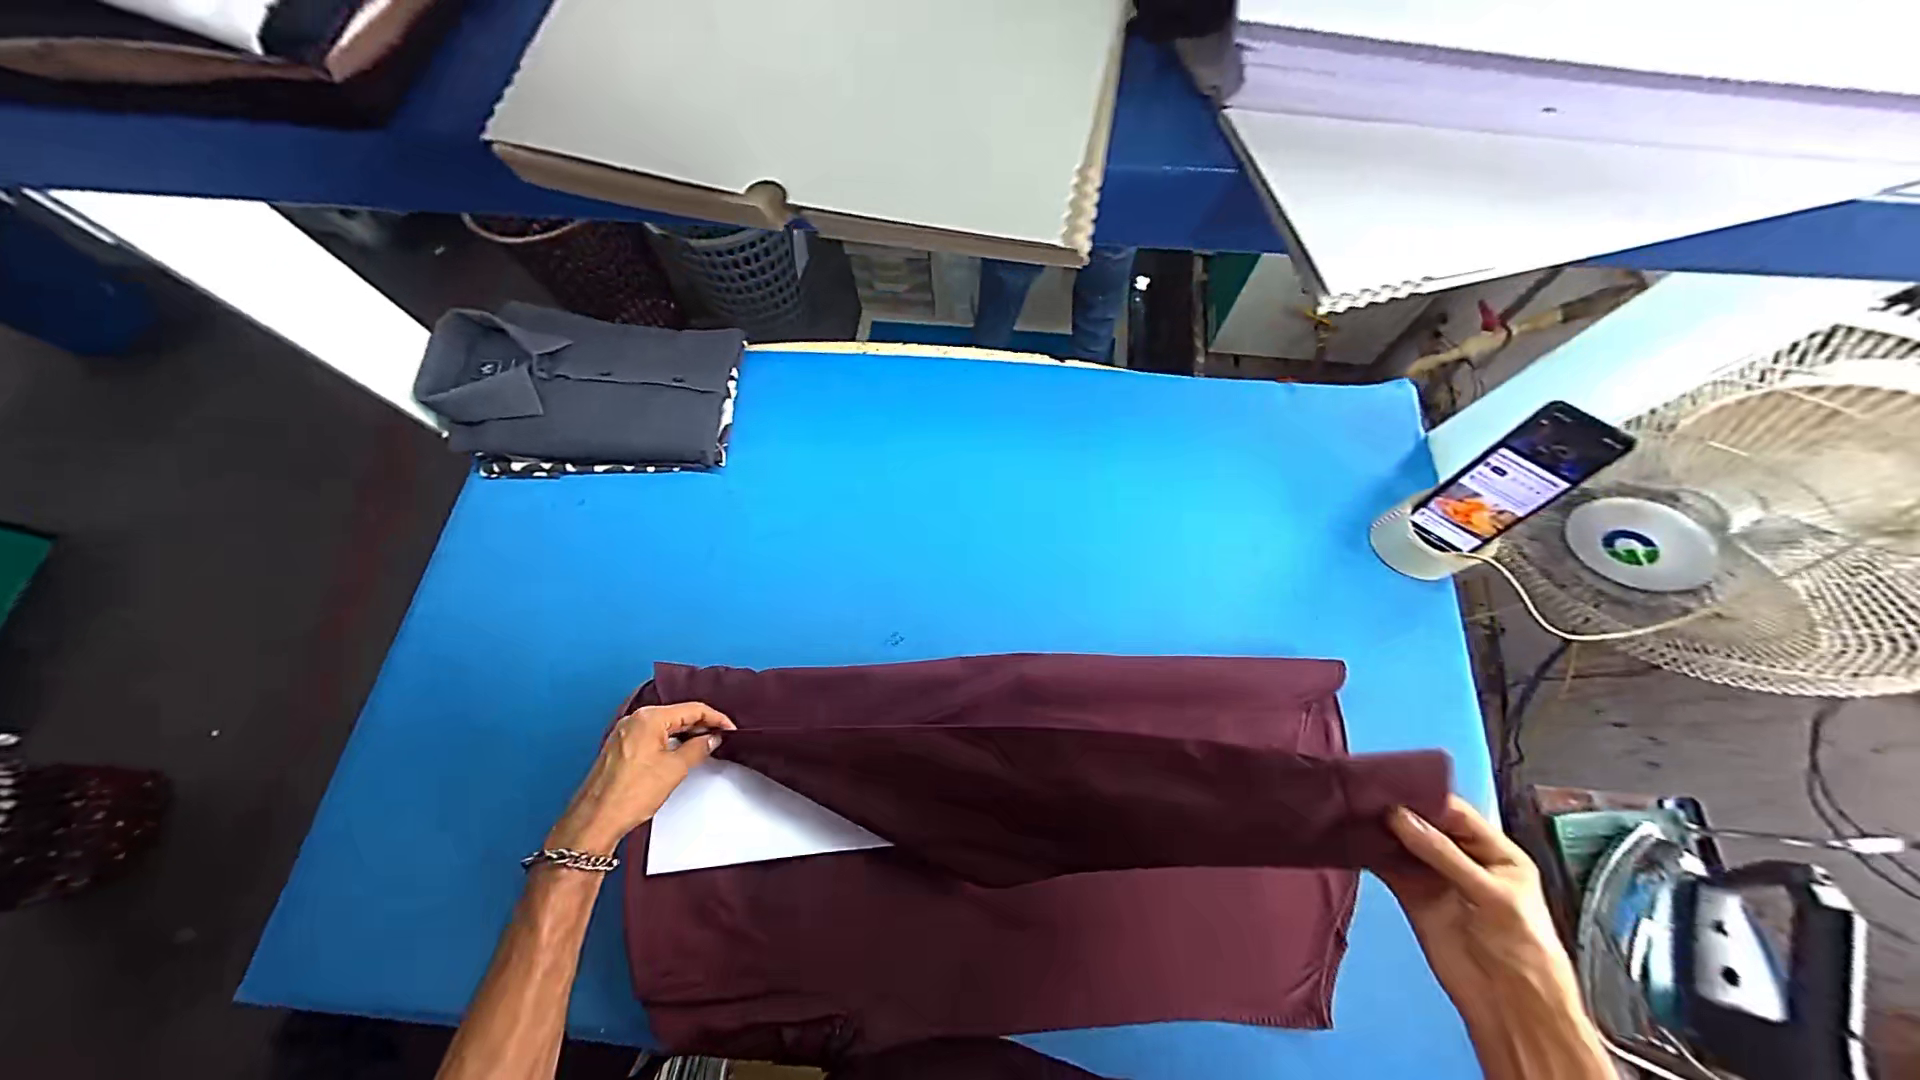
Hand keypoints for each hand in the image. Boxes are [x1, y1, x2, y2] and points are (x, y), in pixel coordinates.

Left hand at [544, 702, 734, 854]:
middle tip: (721, 737)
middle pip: (678, 714)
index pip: (692, 709)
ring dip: (686, 733)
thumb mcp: (675, 769)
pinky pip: (652, 735)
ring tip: (705, 746)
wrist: (595, 821)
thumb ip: (699, 747)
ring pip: (665, 725)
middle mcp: (634, 720)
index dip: (716, 718)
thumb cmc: (627, 795)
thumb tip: (711, 738)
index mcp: (648, 718)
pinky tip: (681, 752)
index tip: (729, 728)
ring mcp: (625, 733)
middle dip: (701, 725)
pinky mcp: (620, 747)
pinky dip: (670, 741)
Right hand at [1378, 796, 1612, 1079]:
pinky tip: (1353, 838)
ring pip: (1399, 839)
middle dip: (1396, 808)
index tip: (1392, 785)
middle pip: (1422, 822)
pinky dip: (1368, 850)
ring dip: (1378, 827)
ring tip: (1354, 810)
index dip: (1424, 796)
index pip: (1454, 811)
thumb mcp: (1492, 896)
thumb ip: (1444, 854)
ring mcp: (1434, 875)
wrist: (1511, 1007)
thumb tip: (1400, 815)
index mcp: (1494, 852)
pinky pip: (1385, 863)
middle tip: (1366, 794)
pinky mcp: (1410, 892)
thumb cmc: (1527, 953)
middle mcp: (1461, 858)